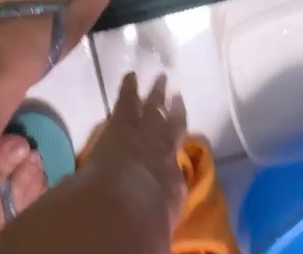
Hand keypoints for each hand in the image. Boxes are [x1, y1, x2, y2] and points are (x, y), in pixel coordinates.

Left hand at [86, 72, 188, 231]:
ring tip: (160, 79)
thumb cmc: (145, 226)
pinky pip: (127, 101)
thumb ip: (164, 215)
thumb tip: (165, 223)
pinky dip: (129, 88)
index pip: (177, 165)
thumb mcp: (160, 226)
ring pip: (153, 109)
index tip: (180, 139)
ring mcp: (144, 134)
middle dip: (173, 111)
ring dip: (156, 95)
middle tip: (177, 95)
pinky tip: (131, 75)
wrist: (129, 204)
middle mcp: (163, 153)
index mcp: (173, 183)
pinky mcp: (122, 124)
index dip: (177, 152)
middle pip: (170, 127)